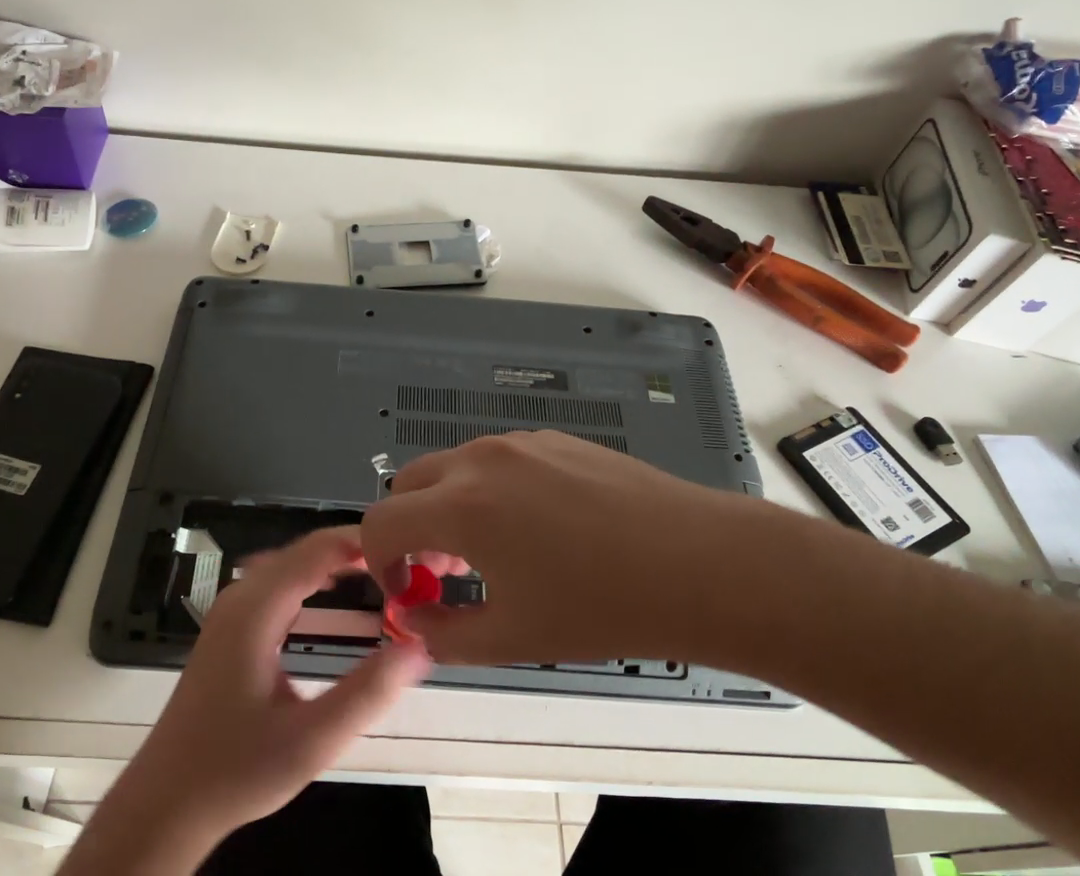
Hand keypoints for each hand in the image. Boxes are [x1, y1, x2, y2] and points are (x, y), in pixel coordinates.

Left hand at [67, 527, 429, 873]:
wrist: (167, 801)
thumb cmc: (237, 770)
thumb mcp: (312, 739)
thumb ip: (368, 693)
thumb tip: (420, 648)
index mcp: (255, 612)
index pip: (317, 550)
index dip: (365, 542)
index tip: (412, 553)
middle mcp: (239, 599)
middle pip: (303, 550)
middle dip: (355, 548)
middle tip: (407, 564)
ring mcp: (229, 613)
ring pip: (288, 564)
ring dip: (333, 561)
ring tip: (381, 572)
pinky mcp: (228, 630)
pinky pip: (276, 583)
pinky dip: (312, 578)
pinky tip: (335, 593)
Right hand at [361, 430, 797, 668]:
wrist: (701, 564)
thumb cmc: (603, 607)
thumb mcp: (513, 639)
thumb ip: (443, 636)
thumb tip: (415, 623)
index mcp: (461, 508)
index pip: (379, 523)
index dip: (379, 563)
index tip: (406, 593)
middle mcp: (481, 461)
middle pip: (408, 485)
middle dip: (409, 529)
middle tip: (442, 573)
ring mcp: (522, 444)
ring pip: (453, 468)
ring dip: (447, 506)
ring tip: (492, 552)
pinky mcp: (558, 440)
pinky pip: (498, 460)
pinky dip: (489, 489)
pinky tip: (538, 527)